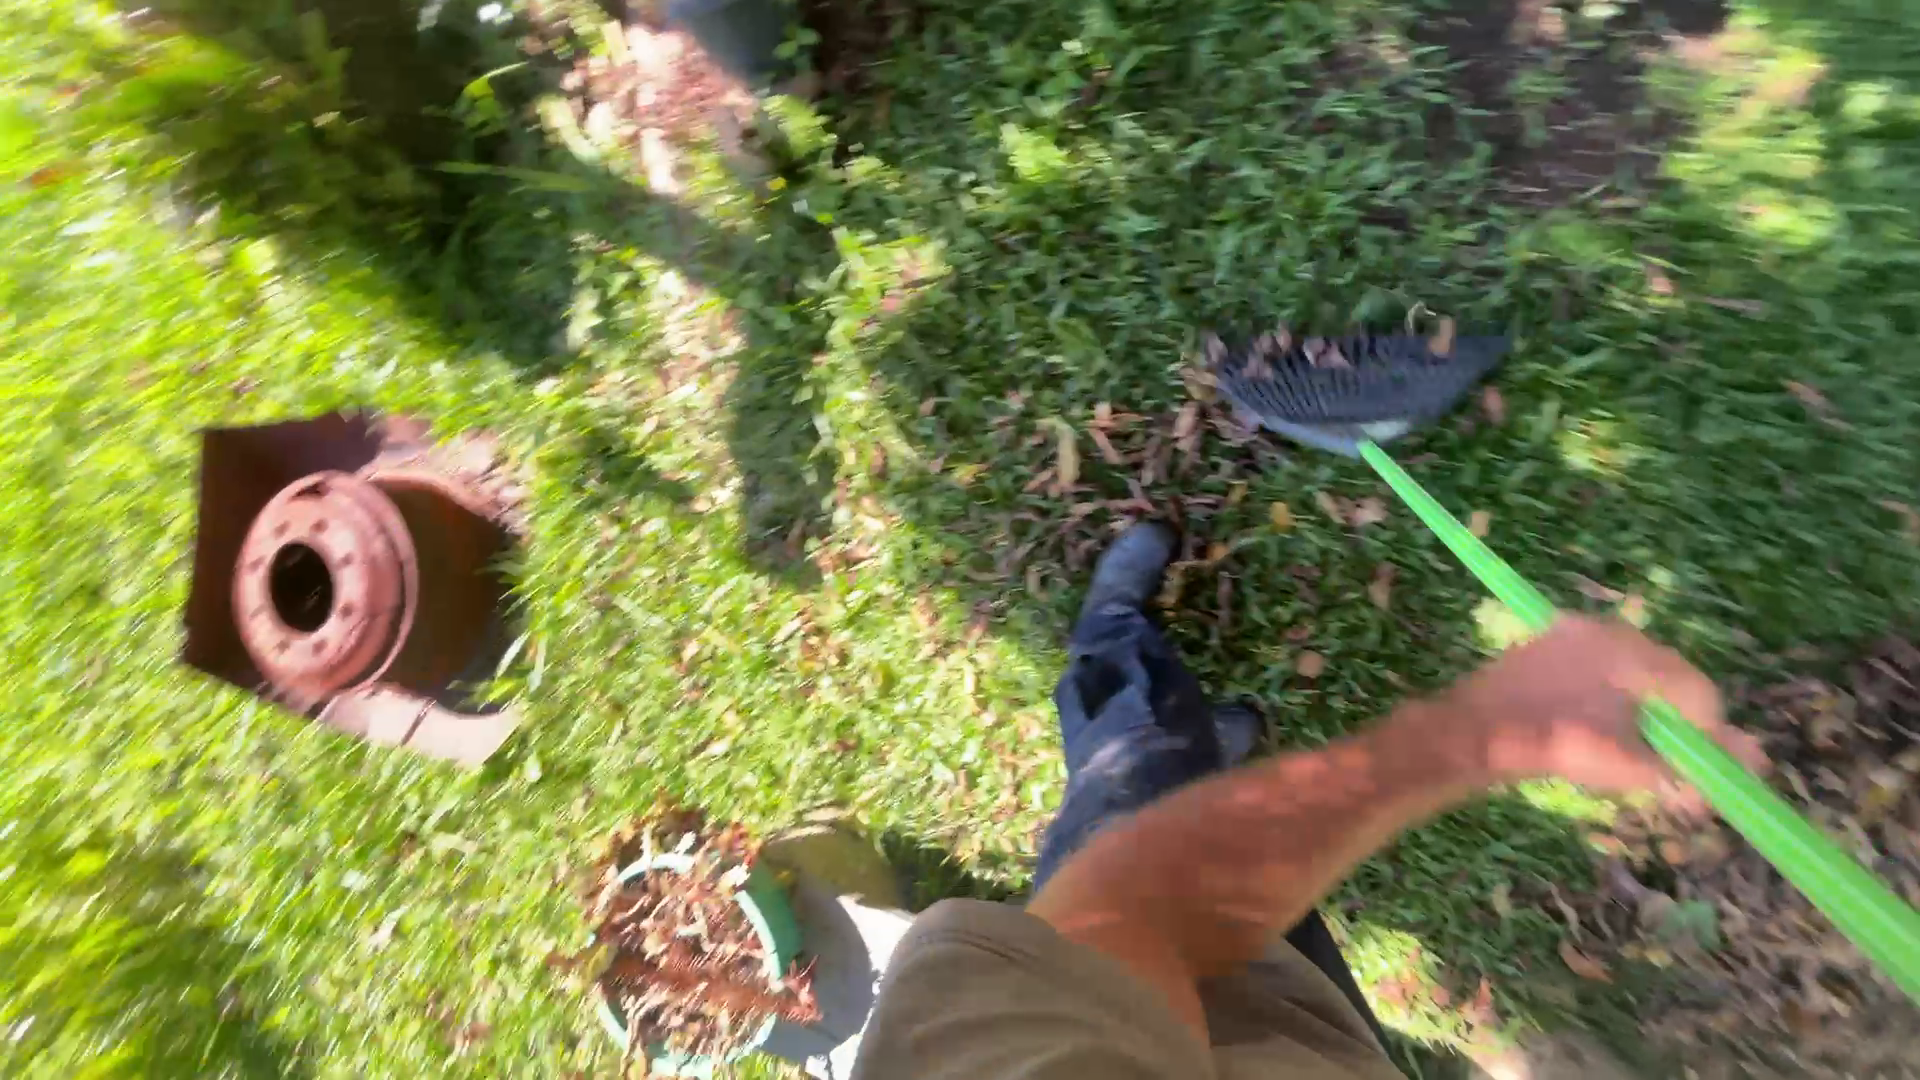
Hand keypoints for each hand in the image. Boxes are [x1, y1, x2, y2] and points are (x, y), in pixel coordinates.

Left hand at [1441, 615, 1766, 805]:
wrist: (1474, 731)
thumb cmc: (1559, 744)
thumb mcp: (1637, 764)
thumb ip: (1697, 763)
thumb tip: (1753, 757)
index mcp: (1635, 653)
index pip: (1698, 692)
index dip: (1702, 732)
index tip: (1689, 761)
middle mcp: (1603, 631)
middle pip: (1663, 676)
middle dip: (1669, 715)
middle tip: (1655, 752)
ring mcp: (1566, 633)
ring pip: (1625, 670)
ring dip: (1633, 703)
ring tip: (1618, 739)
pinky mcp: (1538, 643)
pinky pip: (1588, 666)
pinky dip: (1598, 691)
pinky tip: (1584, 718)